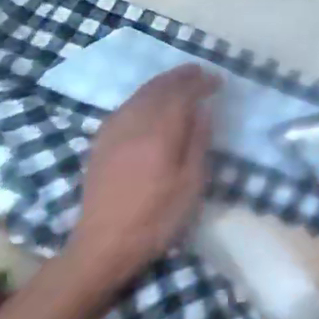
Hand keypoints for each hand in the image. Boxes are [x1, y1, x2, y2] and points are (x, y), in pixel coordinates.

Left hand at [62, 65, 217, 294]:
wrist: (102, 247)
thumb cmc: (156, 218)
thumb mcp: (191, 184)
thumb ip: (198, 142)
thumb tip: (203, 110)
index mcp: (160, 133)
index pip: (183, 94)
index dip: (201, 83)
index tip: (218, 80)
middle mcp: (135, 125)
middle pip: (158, 89)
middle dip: (180, 77)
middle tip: (200, 72)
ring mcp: (113, 133)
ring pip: (139, 95)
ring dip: (161, 83)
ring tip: (178, 80)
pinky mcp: (100, 145)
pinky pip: (124, 107)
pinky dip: (141, 96)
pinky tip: (147, 102)